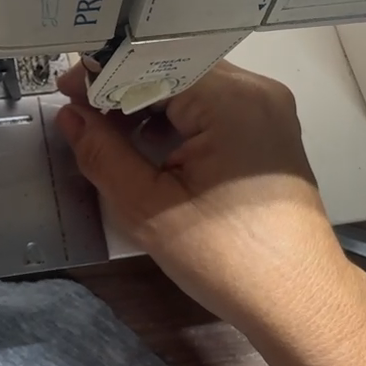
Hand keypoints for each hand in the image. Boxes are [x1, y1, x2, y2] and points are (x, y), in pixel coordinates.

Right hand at [56, 62, 365, 339]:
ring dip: (146, 102)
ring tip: (105, 128)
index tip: (64, 90)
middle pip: (173, 69)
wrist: (300, 302)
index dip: (103, 73)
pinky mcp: (268, 129)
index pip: (152, 64)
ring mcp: (267, 107)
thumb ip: (103, 154)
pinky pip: (211, 105)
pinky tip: (146, 140)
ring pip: (191, 85)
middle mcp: (254, 89)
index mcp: (230, 99)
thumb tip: (69, 114)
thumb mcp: (149, 207)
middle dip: (122, 87)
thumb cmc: (225, 257)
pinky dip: (175, 116)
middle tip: (78, 111)